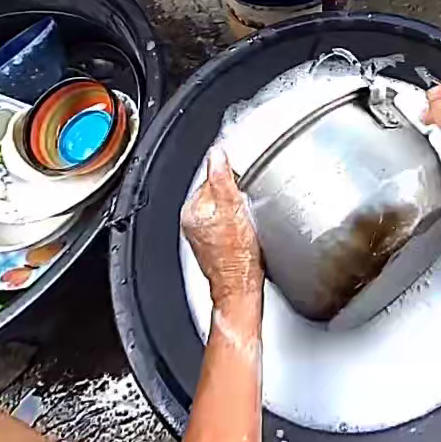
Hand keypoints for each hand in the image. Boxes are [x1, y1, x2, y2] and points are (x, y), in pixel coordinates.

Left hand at [182, 147, 262, 311]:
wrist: (241, 288)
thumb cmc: (237, 257)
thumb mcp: (233, 209)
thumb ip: (222, 179)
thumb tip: (217, 153)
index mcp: (192, 210)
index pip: (213, 177)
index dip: (234, 179)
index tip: (245, 187)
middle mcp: (193, 221)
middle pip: (220, 192)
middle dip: (236, 195)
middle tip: (248, 208)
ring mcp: (204, 233)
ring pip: (225, 207)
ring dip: (239, 209)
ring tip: (248, 221)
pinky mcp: (215, 243)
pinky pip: (228, 221)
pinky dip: (238, 222)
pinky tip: (247, 232)